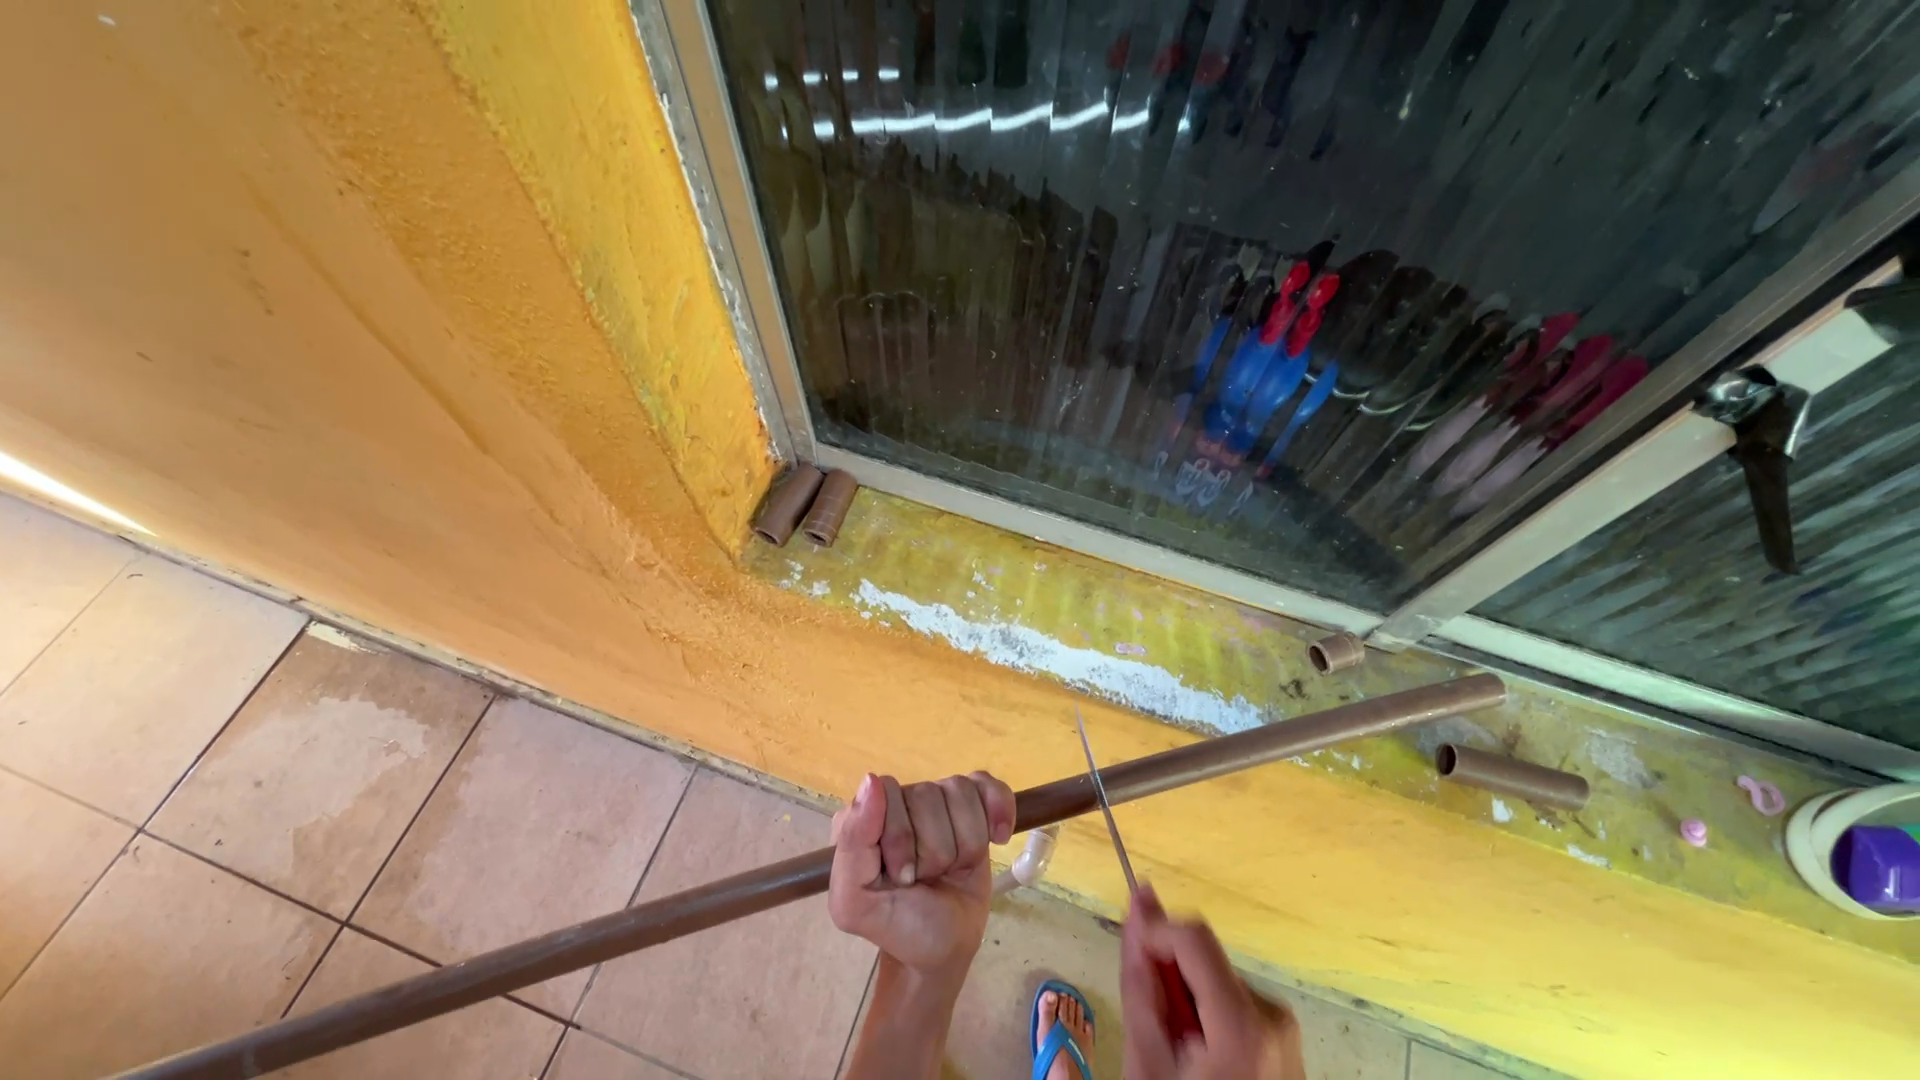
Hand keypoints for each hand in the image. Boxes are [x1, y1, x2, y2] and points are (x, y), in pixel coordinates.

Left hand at [829, 772, 1015, 974]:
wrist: (944, 948)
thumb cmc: (897, 926)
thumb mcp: (856, 903)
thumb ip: (852, 842)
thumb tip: (871, 781)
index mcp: (863, 816)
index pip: (889, 792)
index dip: (902, 837)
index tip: (903, 877)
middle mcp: (900, 801)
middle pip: (927, 794)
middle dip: (934, 849)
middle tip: (927, 879)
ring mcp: (938, 801)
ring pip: (960, 793)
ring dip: (964, 843)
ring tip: (952, 869)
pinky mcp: (974, 807)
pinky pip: (989, 785)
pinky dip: (999, 811)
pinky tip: (996, 837)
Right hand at [1121, 888, 1304, 1079]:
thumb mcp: (1147, 1060)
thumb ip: (1140, 981)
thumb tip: (1137, 907)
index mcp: (1243, 1023)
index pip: (1192, 936)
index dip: (1153, 935)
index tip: (1129, 955)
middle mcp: (1273, 1014)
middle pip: (1203, 960)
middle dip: (1168, 979)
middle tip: (1151, 1025)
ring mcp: (1285, 1027)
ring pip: (1215, 979)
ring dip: (1186, 1000)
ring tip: (1177, 1052)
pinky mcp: (1286, 1036)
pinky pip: (1234, 1001)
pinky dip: (1208, 1017)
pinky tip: (1201, 1058)